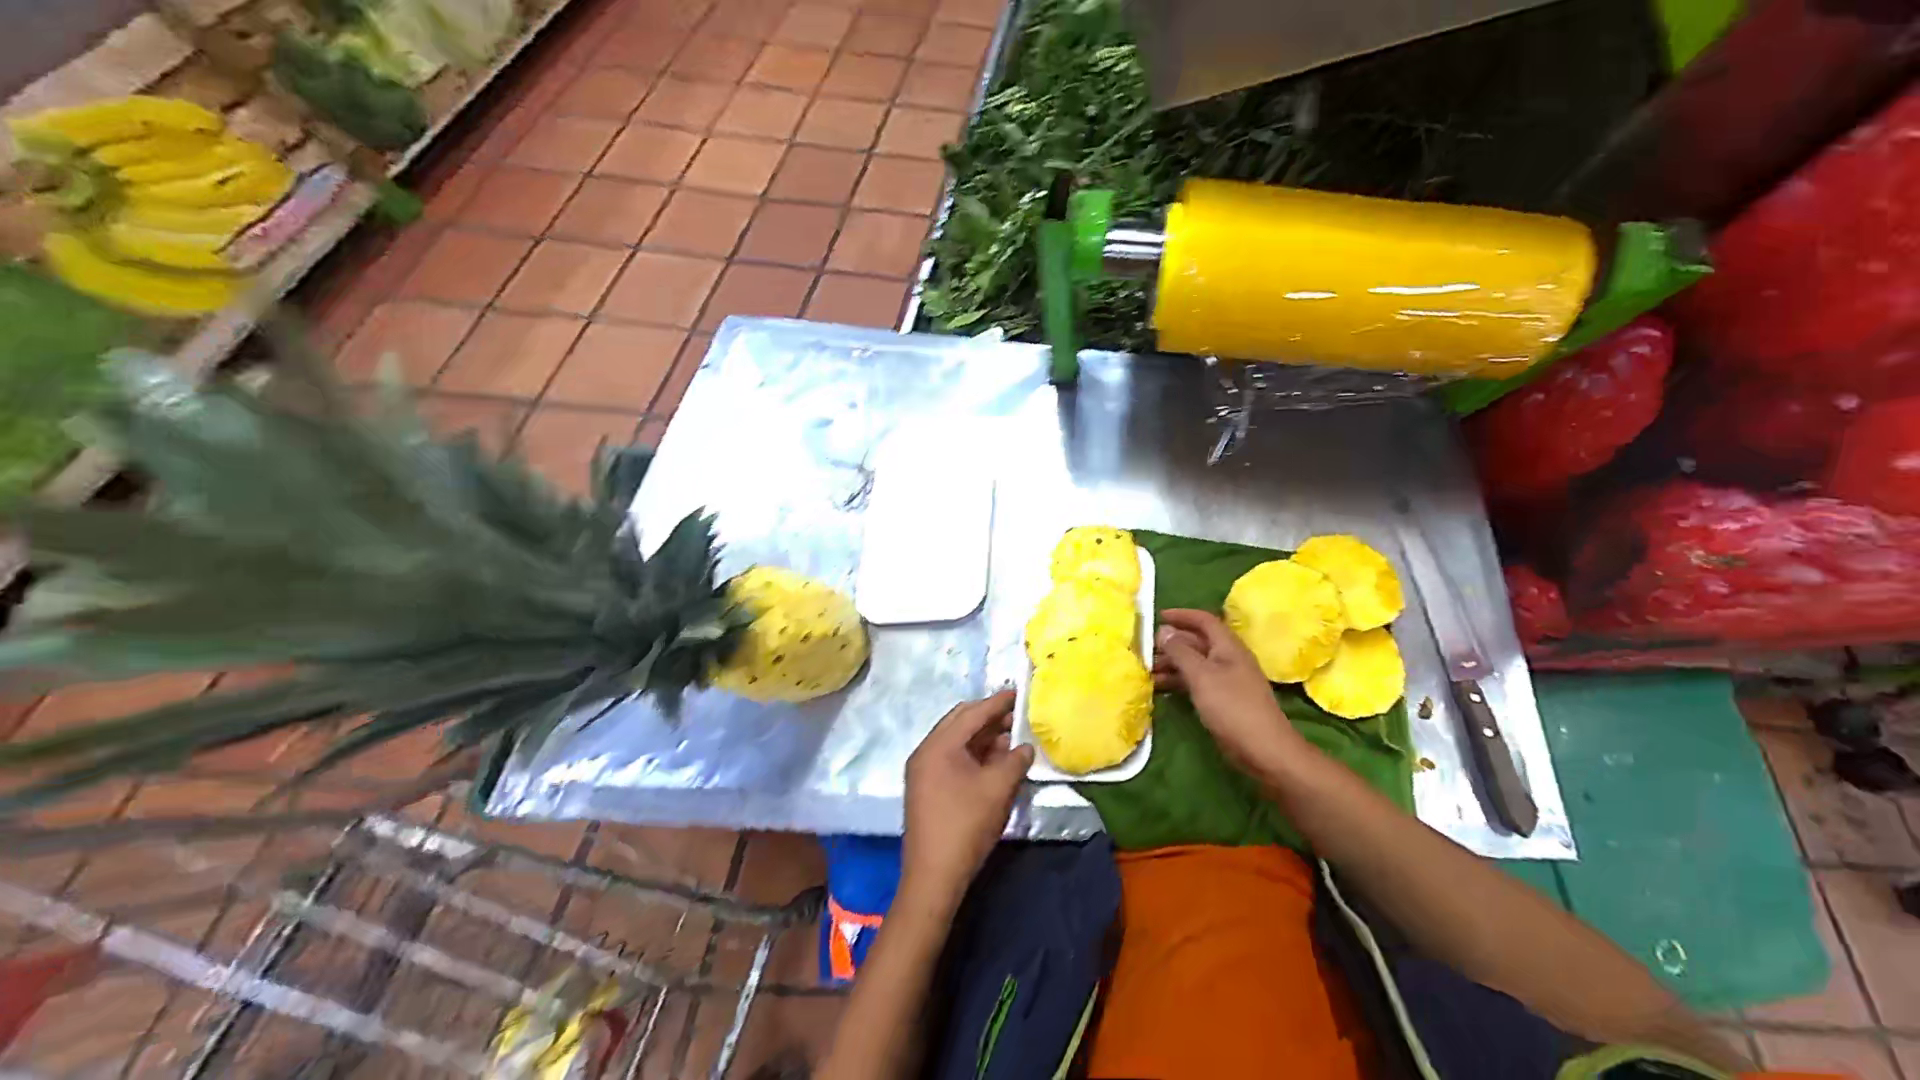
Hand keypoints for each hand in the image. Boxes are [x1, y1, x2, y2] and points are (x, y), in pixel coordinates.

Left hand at [902, 690, 1032, 908]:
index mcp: (938, 746)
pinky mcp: (926, 787)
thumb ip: (1015, 761)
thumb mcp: (998, 790)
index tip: (1018, 693)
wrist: (934, 876)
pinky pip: (952, 758)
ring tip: (1011, 738)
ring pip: (956, 742)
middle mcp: (925, 751)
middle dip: (989, 718)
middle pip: (960, 723)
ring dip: (983, 738)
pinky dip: (974, 755)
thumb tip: (1025, 747)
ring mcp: (923, 770)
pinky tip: (995, 761)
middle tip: (1017, 716)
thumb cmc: (966, 826)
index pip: (971, 714)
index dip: (997, 703)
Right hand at [1155, 609, 1307, 775]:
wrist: (1263, 749)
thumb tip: (1163, 631)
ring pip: (1194, 663)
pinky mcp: (1222, 699)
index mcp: (1228, 647)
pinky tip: (1160, 688)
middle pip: (1197, 642)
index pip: (1204, 621)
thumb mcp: (1201, 675)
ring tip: (1147, 671)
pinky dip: (1178, 681)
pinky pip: (1196, 682)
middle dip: (1172, 642)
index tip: (1157, 617)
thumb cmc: (1232, 706)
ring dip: (1172, 664)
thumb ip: (1180, 651)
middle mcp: (1228, 659)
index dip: (1181, 615)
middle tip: (1145, 649)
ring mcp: (1226, 680)